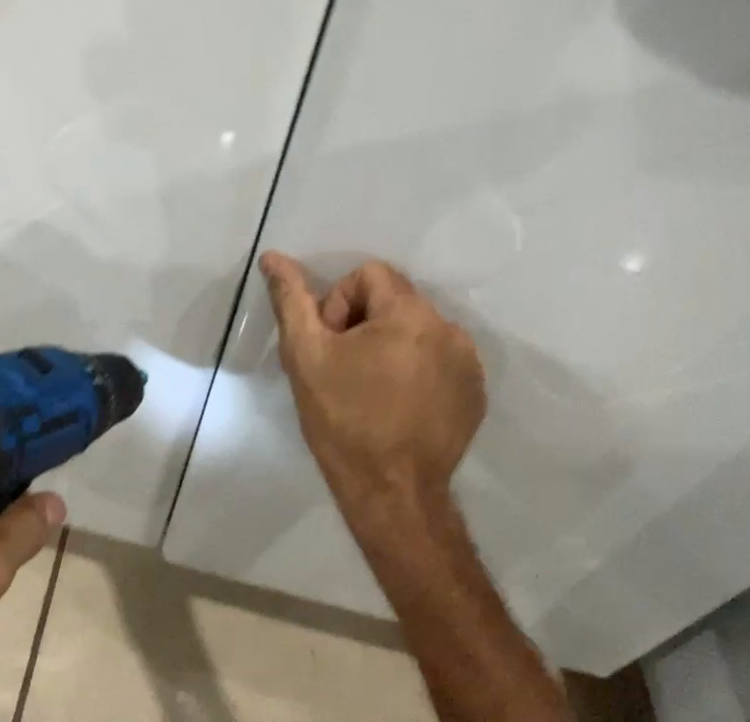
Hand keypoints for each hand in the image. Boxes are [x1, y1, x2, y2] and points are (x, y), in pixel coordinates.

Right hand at [258, 251, 484, 513]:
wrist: (391, 493)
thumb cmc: (343, 418)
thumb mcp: (305, 354)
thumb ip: (291, 299)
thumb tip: (274, 257)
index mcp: (411, 314)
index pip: (368, 275)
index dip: (338, 302)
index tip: (330, 345)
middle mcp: (449, 330)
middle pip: (394, 300)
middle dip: (362, 323)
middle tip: (343, 368)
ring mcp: (469, 365)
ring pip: (417, 330)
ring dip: (389, 345)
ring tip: (368, 388)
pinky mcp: (475, 394)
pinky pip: (439, 360)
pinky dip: (415, 370)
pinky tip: (396, 404)